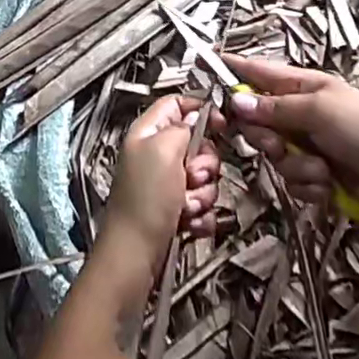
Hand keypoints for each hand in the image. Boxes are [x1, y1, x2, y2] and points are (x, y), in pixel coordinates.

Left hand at [103, 95, 221, 264]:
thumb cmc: (147, 198)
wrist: (137, 253)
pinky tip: (188, 223)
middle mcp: (157, 154)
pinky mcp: (177, 209)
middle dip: (204, 164)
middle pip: (198, 144)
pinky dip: (200, 215)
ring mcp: (167, 183)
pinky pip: (203, 204)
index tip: (222, 125)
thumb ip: (182, 127)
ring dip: (202, 194)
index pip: (177, 104)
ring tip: (185, 206)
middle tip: (192, 177)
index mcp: (148, 133)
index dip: (201, 110)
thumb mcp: (163, 150)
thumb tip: (196, 114)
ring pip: (205, 177)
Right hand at [221, 55, 358, 216]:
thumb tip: (235, 102)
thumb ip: (274, 108)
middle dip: (266, 137)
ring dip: (293, 166)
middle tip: (278, 144)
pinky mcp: (315, 173)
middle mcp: (299, 112)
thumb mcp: (319, 110)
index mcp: (302, 85)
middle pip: (257, 120)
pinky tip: (328, 184)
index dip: (230, 71)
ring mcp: (307, 144)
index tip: (202, 67)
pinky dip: (307, 184)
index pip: (256, 73)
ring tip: (320, 169)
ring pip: (272, 154)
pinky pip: (290, 178)